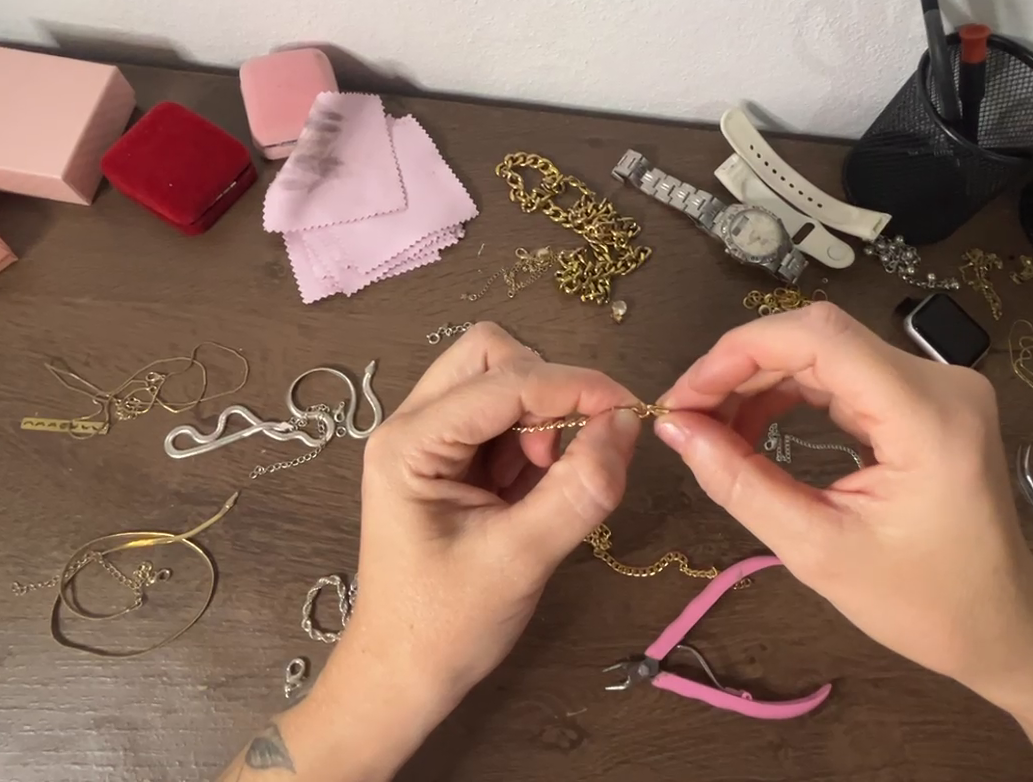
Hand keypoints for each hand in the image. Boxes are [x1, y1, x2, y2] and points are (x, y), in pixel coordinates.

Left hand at [345, 321, 645, 700]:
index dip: (574, 385)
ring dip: (540, 412)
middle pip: (490, 354)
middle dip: (545, 386)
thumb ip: (579, 490)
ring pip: (500, 376)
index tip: (630, 411)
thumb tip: (627, 423)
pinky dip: (534, 433)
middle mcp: (413, 423)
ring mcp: (429, 434)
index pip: (505, 380)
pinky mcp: (451, 453)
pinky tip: (534, 482)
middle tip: (566, 448)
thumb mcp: (521, 561)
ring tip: (545, 475)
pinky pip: (504, 412)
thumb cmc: (446, 627)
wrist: (402, 677)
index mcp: (410, 443)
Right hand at [654, 303, 1032, 696]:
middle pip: (817, 337)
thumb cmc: (923, 604)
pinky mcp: (918, 394)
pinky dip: (786, 391)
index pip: (821, 338)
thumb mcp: (818, 552)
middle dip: (740, 366)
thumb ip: (740, 484)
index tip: (685, 396)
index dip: (740, 351)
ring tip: (711, 423)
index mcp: (928, 416)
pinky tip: (752, 423)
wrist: (1003, 625)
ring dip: (758, 378)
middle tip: (686, 413)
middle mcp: (936, 380)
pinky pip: (838, 372)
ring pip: (821, 349)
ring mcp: (931, 383)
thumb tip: (675, 431)